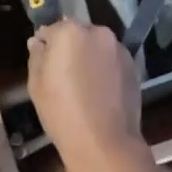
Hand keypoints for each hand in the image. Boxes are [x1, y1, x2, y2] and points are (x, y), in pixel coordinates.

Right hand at [27, 22, 144, 165]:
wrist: (104, 142)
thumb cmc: (62, 112)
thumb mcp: (36, 85)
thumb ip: (37, 56)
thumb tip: (38, 42)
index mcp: (70, 32)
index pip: (51, 30)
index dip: (45, 46)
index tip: (44, 64)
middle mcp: (98, 32)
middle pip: (77, 34)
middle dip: (70, 48)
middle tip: (64, 74)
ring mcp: (119, 49)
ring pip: (97, 46)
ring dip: (89, 57)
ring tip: (84, 84)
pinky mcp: (134, 66)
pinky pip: (112, 60)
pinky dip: (105, 68)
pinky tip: (100, 91)